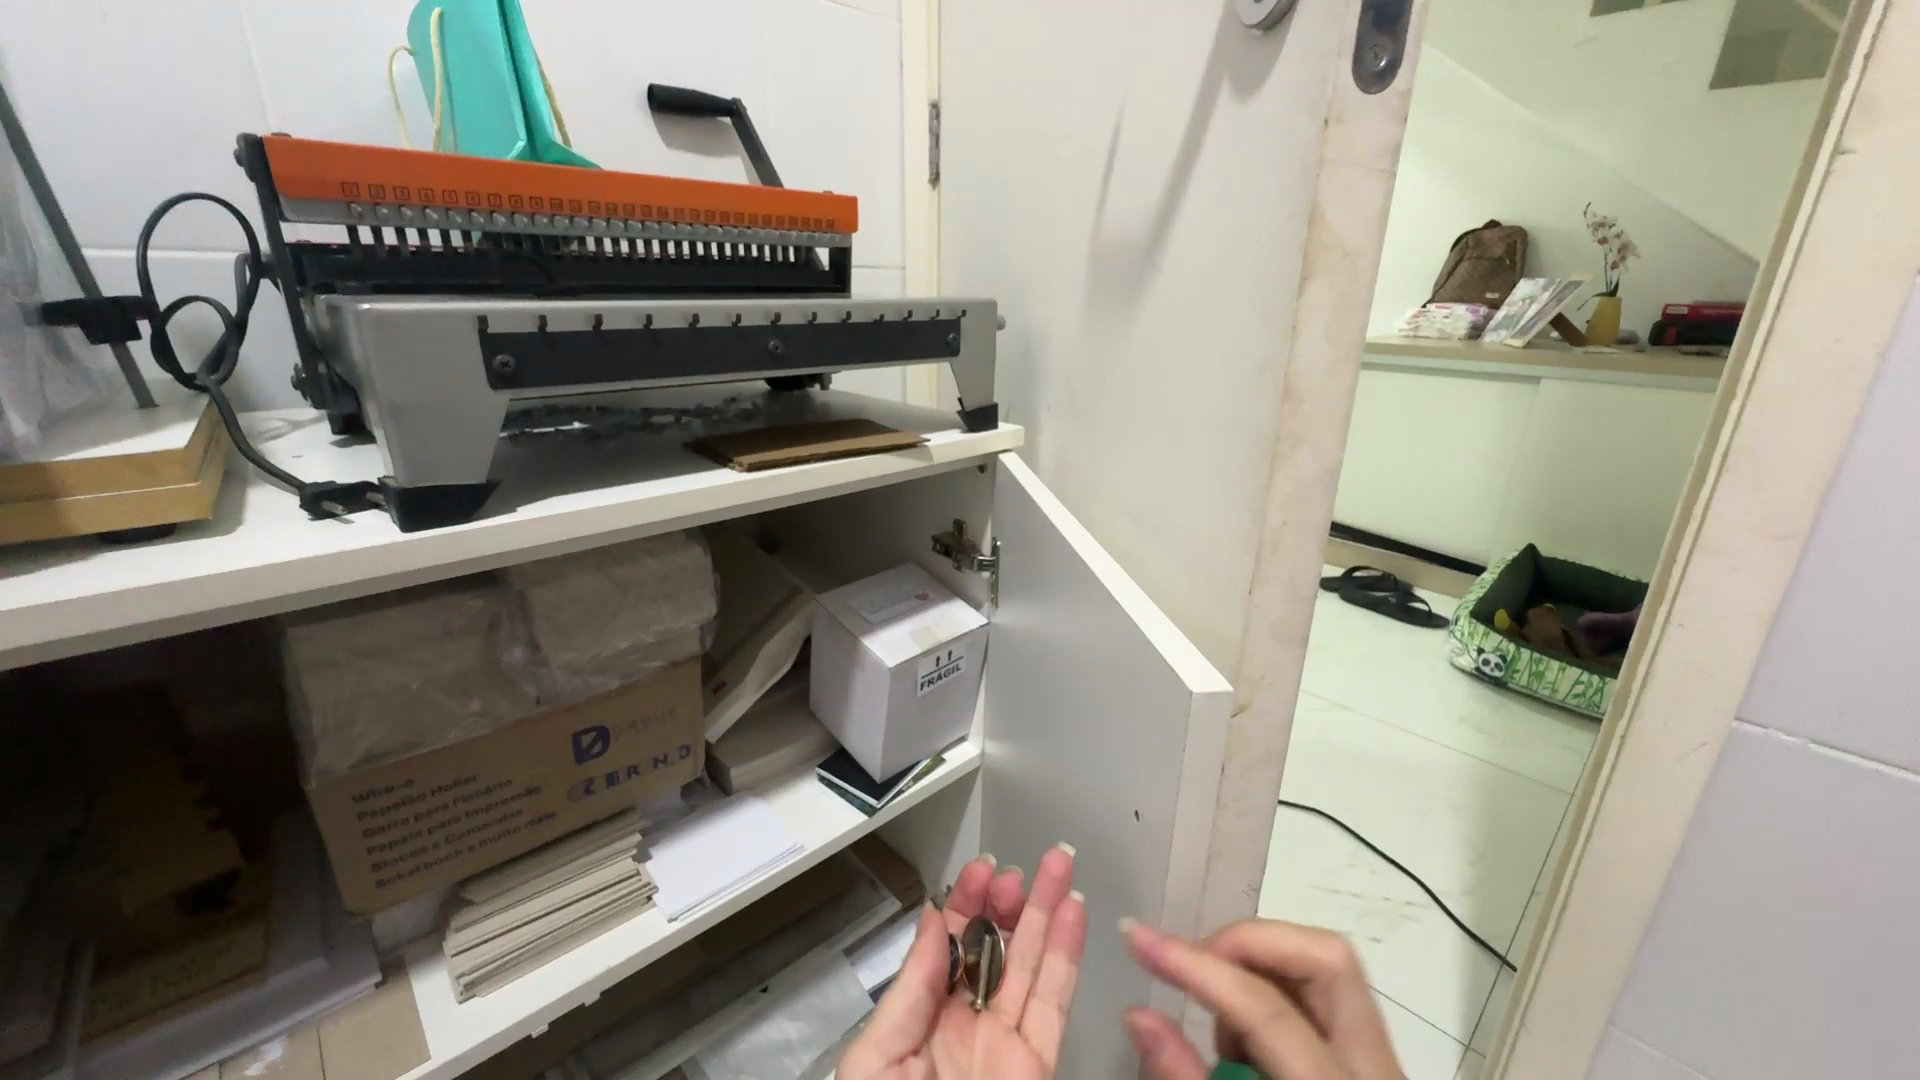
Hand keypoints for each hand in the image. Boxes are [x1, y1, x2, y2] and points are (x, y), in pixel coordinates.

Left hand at [837, 844, 1085, 1079]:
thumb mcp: (877, 1063)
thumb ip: (910, 989)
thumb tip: (932, 918)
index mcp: (921, 1021)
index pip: (949, 948)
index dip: (967, 906)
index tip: (980, 870)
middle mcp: (966, 1026)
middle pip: (994, 950)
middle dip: (1010, 902)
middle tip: (1022, 865)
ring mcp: (1006, 1045)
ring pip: (1030, 967)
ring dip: (1046, 915)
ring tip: (1057, 866)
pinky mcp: (1037, 1066)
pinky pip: (1055, 1005)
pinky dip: (1067, 957)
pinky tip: (1072, 914)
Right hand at [1120, 918, 1404, 1079]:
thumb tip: (1137, 1013)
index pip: (1267, 1009)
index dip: (1197, 966)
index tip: (1137, 938)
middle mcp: (1376, 1074)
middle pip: (1326, 959)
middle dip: (1248, 944)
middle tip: (1191, 968)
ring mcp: (1383, 1068)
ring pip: (1326, 967)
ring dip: (1258, 967)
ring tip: (1216, 1024)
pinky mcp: (1372, 1066)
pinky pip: (1321, 997)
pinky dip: (1271, 991)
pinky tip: (1242, 1040)